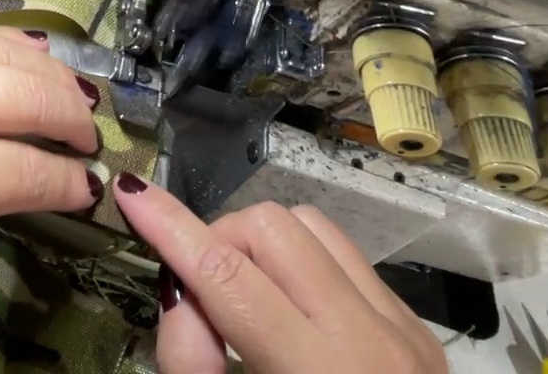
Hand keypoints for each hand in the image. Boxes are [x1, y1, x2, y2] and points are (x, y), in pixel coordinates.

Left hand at [0, 22, 101, 303]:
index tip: (91, 186)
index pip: (25, 170)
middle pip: (30, 94)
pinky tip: (20, 59)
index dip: (69, 181)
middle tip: (89, 138)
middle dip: (75, 118)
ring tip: (69, 97)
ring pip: (4, 47)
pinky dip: (5, 44)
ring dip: (50, 72)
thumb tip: (0, 190)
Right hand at [114, 177, 447, 373]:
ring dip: (262, 247)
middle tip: (204, 301)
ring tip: (248, 299)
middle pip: (270, 228)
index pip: (228, 275)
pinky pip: (343, 255)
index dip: (171, 227)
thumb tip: (181, 293)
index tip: (130, 191)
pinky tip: (297, 316)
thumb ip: (193, 366)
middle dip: (220, 244)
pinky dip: (301, 265)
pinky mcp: (417, 327)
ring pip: (309, 225)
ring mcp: (403, 328)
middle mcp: (372, 339)